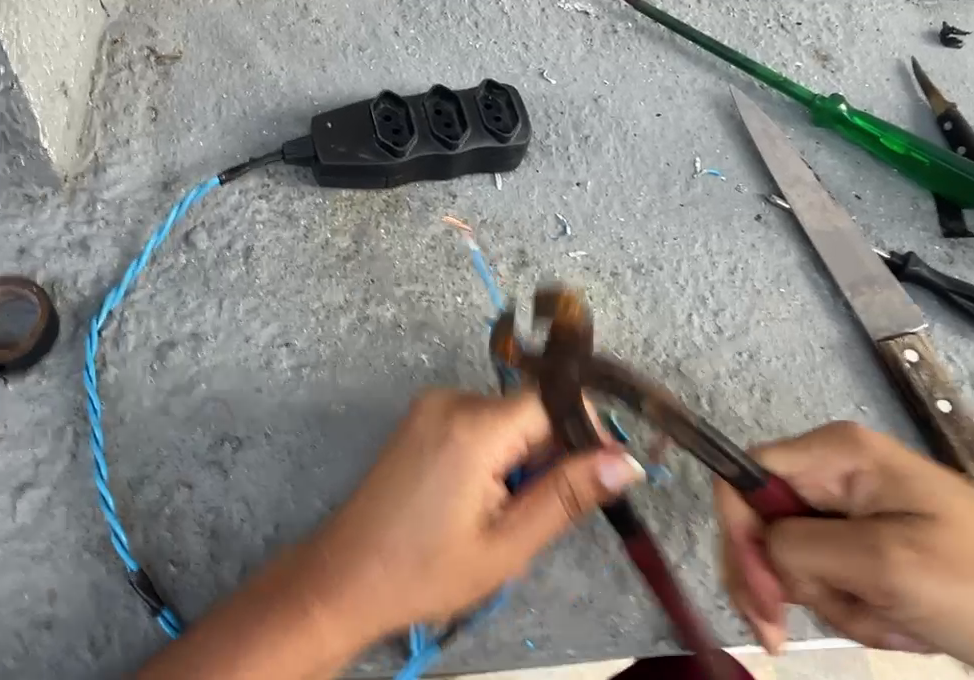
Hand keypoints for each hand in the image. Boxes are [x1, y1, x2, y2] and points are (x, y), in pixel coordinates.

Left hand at [294, 388, 643, 642]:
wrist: (346, 575)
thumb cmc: (427, 570)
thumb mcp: (508, 544)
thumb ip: (568, 495)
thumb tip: (627, 461)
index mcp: (475, 426)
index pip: (554, 399)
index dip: (584, 432)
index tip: (597, 475)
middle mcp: (452, 398)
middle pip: (530, 407)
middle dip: (550, 451)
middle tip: (537, 510)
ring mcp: (432, 404)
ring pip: (507, 416)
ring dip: (522, 455)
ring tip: (502, 511)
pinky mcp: (421, 416)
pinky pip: (479, 420)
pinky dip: (495, 451)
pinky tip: (477, 497)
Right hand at [715, 422, 973, 679]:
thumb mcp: (887, 566)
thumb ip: (800, 547)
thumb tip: (759, 548)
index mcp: (841, 452)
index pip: (746, 478)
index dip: (740, 536)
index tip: (764, 603)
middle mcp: (844, 473)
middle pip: (767, 522)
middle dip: (794, 580)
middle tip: (830, 623)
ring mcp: (864, 514)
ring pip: (799, 559)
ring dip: (835, 603)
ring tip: (896, 623)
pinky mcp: (885, 553)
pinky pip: (836, 581)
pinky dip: (860, 613)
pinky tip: (906, 625)